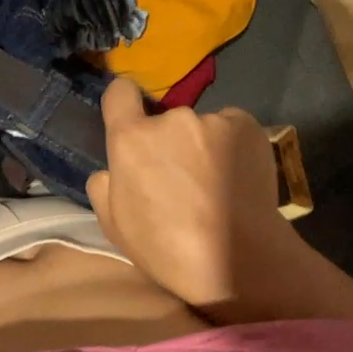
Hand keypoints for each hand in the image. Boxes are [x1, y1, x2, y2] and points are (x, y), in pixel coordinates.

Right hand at [86, 79, 299, 310]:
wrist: (236, 258)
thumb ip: (104, 185)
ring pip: (200, 128)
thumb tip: (112, 169)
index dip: (122, 104)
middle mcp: (171, 119)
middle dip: (168, 142)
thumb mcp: (113, 224)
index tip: (129, 119)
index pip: (119, 94)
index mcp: (130, 140)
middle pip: (164, 121)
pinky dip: (231, 146)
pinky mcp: (248, 126)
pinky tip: (236, 177)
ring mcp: (213, 120)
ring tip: (213, 184)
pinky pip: (230, 129)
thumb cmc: (164, 247)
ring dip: (201, 146)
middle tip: (180, 179)